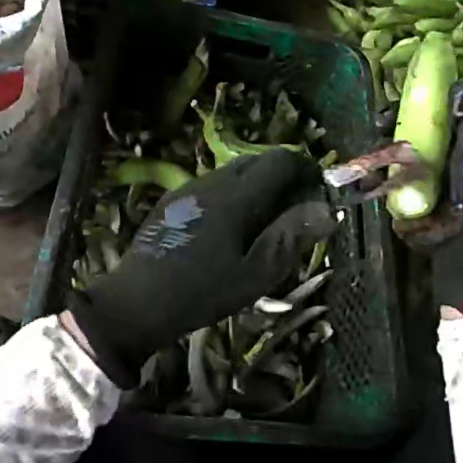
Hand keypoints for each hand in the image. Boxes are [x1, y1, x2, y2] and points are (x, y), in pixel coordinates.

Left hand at [68, 150, 334, 386]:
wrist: (136, 302)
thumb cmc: (202, 291)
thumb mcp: (255, 273)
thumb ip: (291, 236)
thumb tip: (327, 209)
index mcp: (236, 194)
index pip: (280, 160)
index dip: (304, 171)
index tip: (315, 196)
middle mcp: (211, 181)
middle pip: (255, 162)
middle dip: (280, 179)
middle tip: (292, 214)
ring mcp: (187, 189)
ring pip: (231, 174)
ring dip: (254, 188)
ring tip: (261, 226)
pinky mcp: (171, 202)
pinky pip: (210, 188)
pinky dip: (229, 198)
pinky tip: (226, 231)